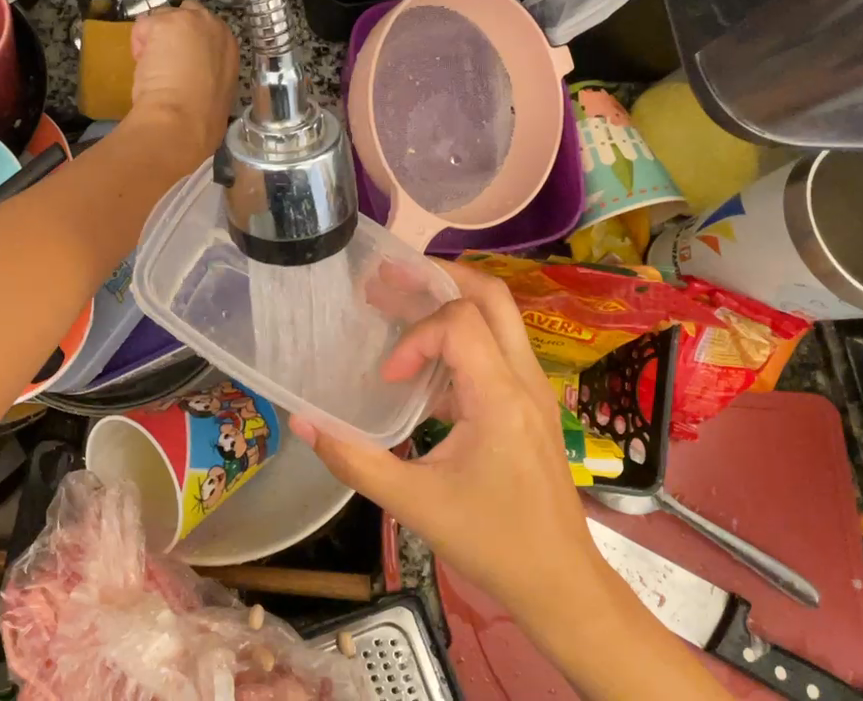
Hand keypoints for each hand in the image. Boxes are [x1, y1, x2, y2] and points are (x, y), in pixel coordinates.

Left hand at [129, 0, 237, 162]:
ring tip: (152, 67)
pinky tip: (142, 66)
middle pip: (186, 15)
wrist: (183, 121)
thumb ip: (209, 73)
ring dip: (155, 37)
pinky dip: (139, 44)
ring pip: (163, 18)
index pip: (206, 31)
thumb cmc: (202, 117)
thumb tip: (196, 77)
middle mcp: (213, 25)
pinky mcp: (163, 23)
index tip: (181, 62)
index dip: (190, 44)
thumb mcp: (218, 90)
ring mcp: (188, 20)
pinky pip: (143, 26)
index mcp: (229, 45)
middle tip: (164, 59)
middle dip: (173, 32)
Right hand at [290, 260, 609, 620]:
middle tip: (388, 278)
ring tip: (398, 303)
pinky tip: (423, 366)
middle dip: (436, 278)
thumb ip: (354, 458)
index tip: (389, 379)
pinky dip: (460, 338)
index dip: (413, 338)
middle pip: (490, 295)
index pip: (457, 322)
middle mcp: (524, 379)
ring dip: (449, 303)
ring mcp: (533, 389)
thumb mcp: (414, 504)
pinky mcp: (530, 403)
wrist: (561, 583)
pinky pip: (497, 347)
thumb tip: (301, 422)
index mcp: (500, 396)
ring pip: (498, 317)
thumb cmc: (492, 542)